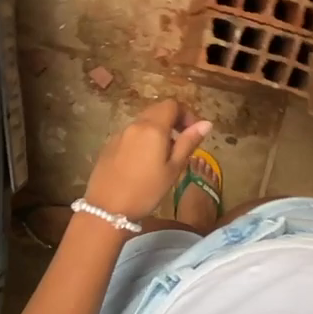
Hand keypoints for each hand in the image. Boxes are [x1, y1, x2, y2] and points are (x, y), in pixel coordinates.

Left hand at [82, 100, 212, 221]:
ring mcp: (119, 134)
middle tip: (181, 143)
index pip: (172, 105)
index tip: (193, 132)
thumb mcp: (173, 169)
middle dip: (173, 120)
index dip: (186, 114)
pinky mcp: (109, 145)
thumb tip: (206, 123)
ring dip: (158, 130)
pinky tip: (144, 162)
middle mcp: (135, 125)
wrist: (107, 208)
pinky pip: (131, 134)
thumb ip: (188, 142)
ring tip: (164, 156)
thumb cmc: (146, 191)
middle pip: (157, 110)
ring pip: (143, 122)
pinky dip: (143, 138)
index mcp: (153, 128)